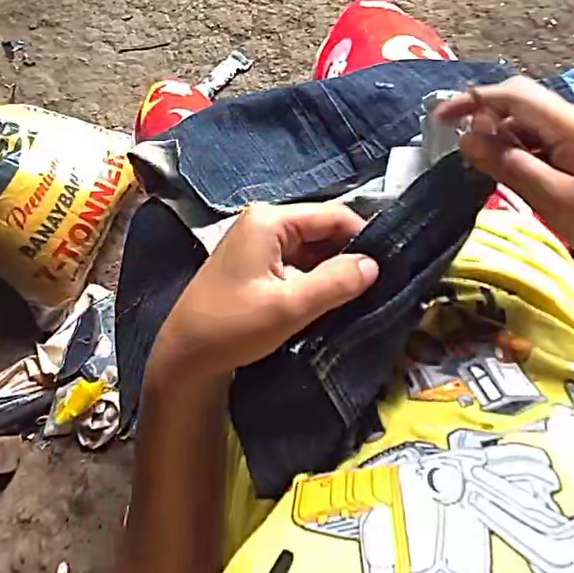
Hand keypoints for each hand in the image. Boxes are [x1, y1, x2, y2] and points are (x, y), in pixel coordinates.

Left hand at [149, 202, 380, 387]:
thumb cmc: (232, 327)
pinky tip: (333, 300)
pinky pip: (298, 263)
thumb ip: (335, 283)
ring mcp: (259, 243)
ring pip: (312, 249)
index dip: (363, 237)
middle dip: (349, 255)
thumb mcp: (289, 307)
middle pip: (322, 230)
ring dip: (334, 270)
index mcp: (270, 220)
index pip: (332, 215)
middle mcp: (265, 222)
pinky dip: (316, 279)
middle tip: (379, 284)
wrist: (184, 357)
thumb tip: (374, 264)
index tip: (390, 265)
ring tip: (361, 294)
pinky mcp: (257, 264)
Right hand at [434, 77, 573, 278]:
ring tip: (478, 159)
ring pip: (526, 119)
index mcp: (572, 126)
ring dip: (498, 132)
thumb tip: (466, 139)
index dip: (474, 100)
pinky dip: (513, 146)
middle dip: (484, 113)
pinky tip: (502, 166)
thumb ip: (506, 164)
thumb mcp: (549, 196)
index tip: (441, 117)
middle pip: (520, 100)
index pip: (515, 95)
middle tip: (458, 140)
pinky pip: (536, 137)